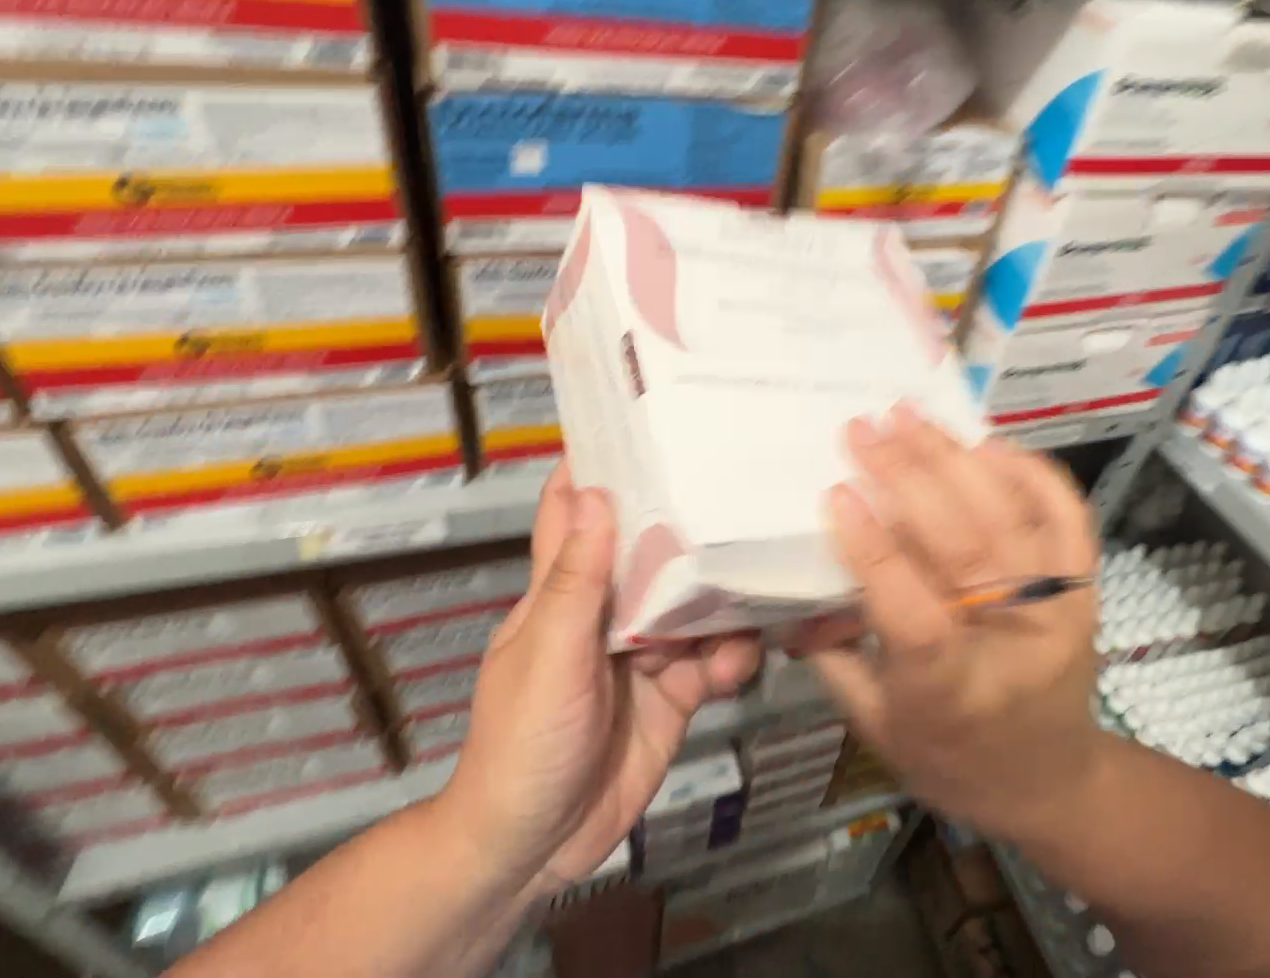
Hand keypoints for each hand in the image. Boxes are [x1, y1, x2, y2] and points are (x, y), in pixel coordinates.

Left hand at [440, 462, 760, 897]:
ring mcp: (642, 652)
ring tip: (746, 609)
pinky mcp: (674, 692)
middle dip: (691, 533)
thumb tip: (597, 493)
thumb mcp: (549, 656)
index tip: (643, 424)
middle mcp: (606, 612)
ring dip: (721, 607)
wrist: (538, 844)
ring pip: (694, 606)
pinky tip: (735, 669)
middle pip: (654, 554)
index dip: (602, 469)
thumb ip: (576, 581)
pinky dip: (730, 660)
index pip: (577, 515)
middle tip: (742, 504)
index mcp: (564, 593)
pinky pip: (712, 660)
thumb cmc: (523, 743)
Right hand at [798, 406, 1105, 838]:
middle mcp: (1012, 643)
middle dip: (906, 476)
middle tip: (863, 428)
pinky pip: (1067, 517)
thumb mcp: (877, 726)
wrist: (1053, 782)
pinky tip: (985, 443)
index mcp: (950, 690)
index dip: (872, 547)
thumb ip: (835, 656)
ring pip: (1008, 517)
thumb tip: (792, 594)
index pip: (910, 607)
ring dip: (954, 457)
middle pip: (962, 544)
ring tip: (909, 415)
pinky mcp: (1085, 590)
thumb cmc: (952, 759)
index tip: (835, 490)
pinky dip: (1030, 472)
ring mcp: (1060, 610)